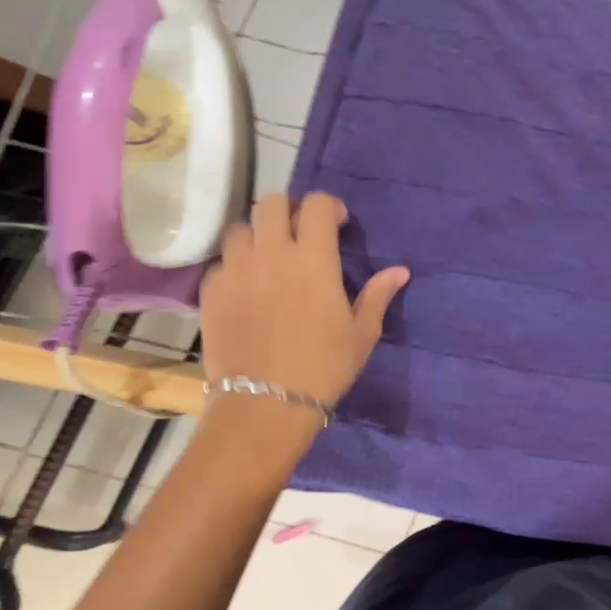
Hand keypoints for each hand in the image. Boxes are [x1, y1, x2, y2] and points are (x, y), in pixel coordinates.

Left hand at [198, 191, 407, 421]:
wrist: (264, 405)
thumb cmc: (324, 366)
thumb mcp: (362, 332)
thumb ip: (378, 295)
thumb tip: (400, 271)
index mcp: (314, 258)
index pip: (316, 204)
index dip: (329, 207)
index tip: (338, 226)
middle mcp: (271, 254)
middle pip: (271, 204)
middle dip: (289, 210)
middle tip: (302, 235)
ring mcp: (235, 272)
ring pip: (241, 229)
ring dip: (258, 235)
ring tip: (271, 259)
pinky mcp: (210, 293)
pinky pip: (221, 263)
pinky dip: (236, 267)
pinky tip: (248, 289)